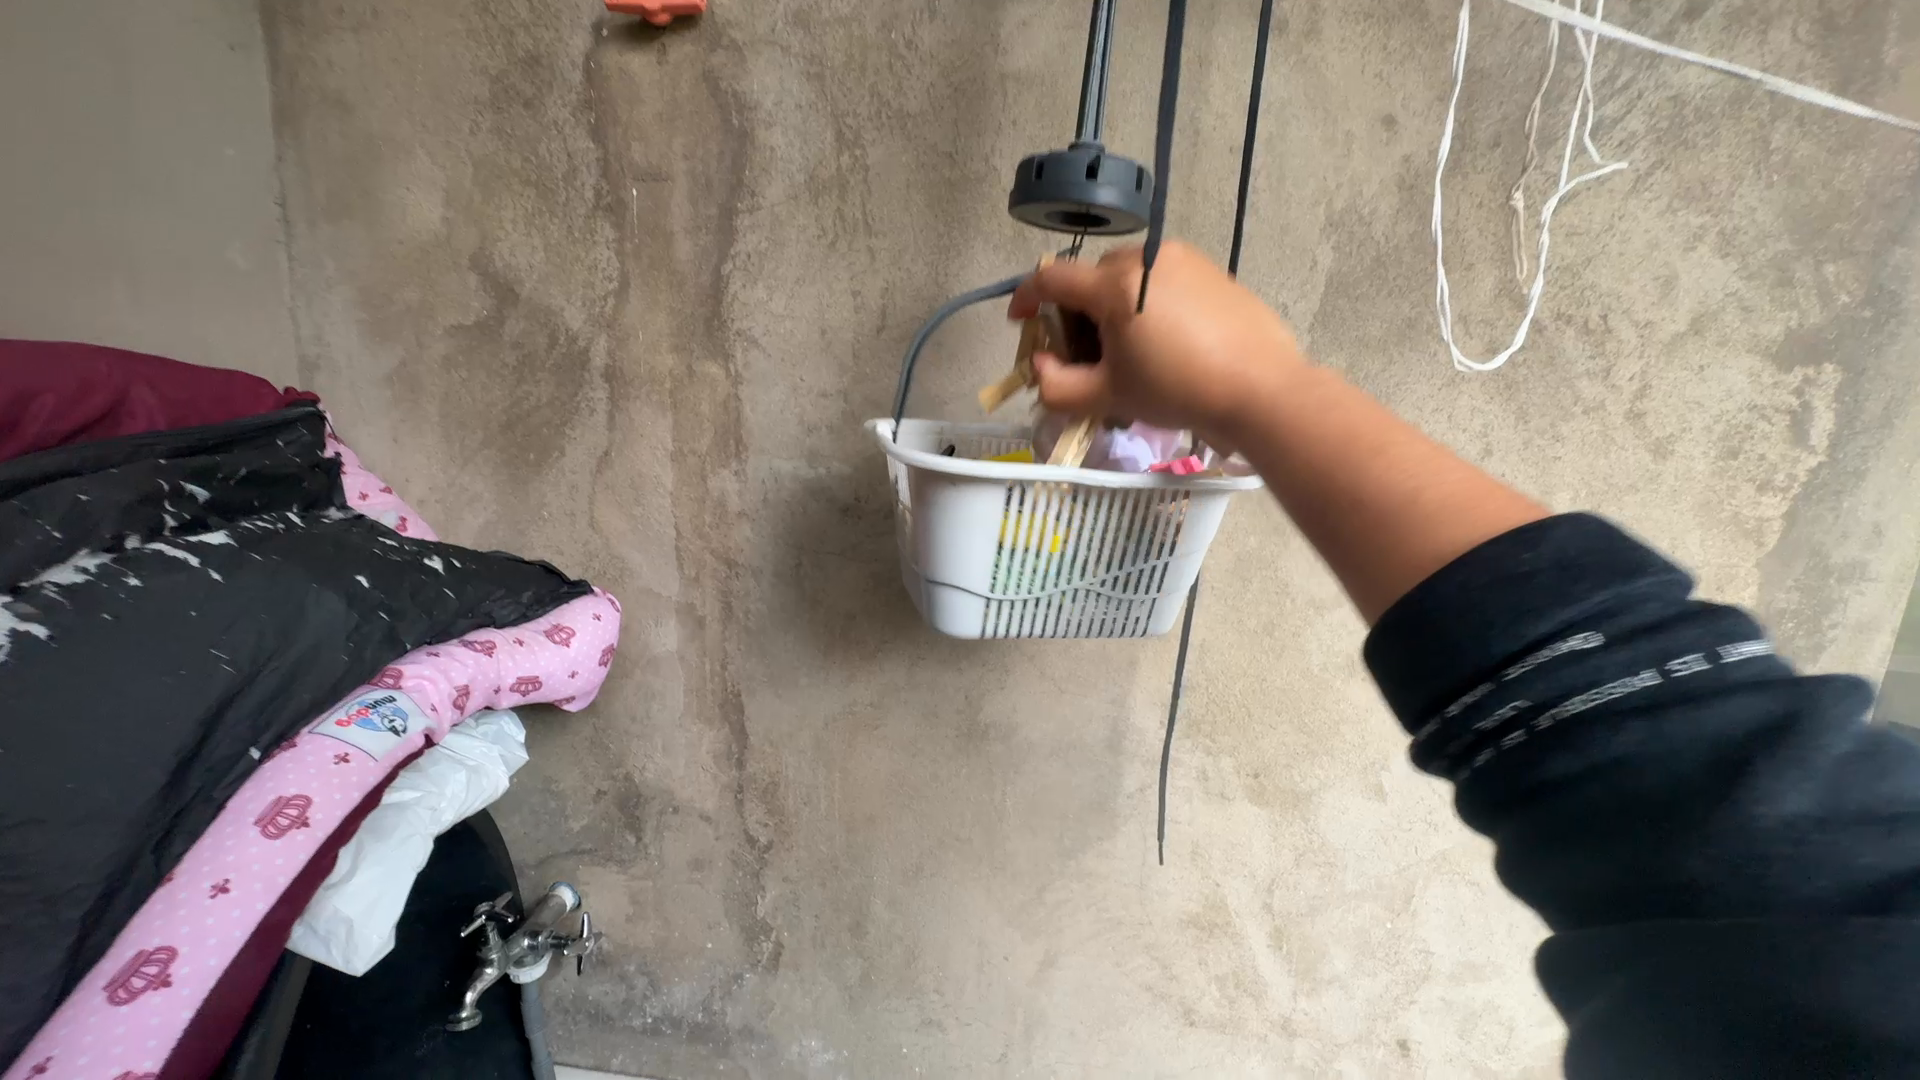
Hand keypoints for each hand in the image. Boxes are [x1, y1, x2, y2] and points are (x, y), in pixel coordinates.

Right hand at [1007, 240, 1307, 446]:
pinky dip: (1144, 304)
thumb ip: (1058, 385)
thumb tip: (1039, 368)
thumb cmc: (1177, 391)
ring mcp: (1183, 259)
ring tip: (1127, 352)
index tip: (1019, 320)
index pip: (1051, 278)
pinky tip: (1162, 342)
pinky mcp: (1211, 271)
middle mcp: (1146, 258)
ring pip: (1126, 278)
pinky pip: (1160, 280)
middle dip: (1075, 314)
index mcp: (1115, 285)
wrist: (1261, 389)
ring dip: (1110, 309)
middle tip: (1083, 356)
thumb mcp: (1108, 396)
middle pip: (1090, 279)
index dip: (1025, 298)